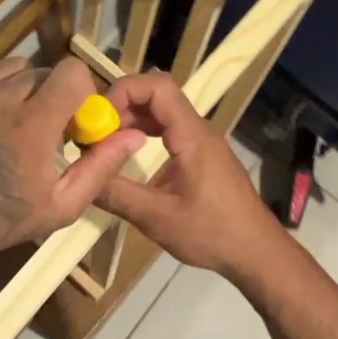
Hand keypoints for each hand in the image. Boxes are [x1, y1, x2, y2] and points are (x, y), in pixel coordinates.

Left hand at [0, 49, 145, 290]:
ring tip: (14, 117)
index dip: (80, 90)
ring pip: (13, 65)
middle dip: (52, 94)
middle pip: (44, 71)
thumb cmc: (2, 221)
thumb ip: (100, 166)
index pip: (72, 72)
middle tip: (44, 127)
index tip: (74, 117)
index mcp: (32, 126)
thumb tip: (135, 136)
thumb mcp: (61, 205)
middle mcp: (1, 99)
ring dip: (22, 85)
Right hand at [100, 72, 286, 280]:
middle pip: (158, 96)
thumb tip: (81, 176)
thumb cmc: (211, 232)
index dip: (124, 90)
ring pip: (163, 113)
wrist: (256, 252)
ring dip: (132, 121)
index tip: (98, 116)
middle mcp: (198, 130)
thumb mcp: (156, 217)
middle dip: (122, 106)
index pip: (157, 86)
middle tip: (94, 132)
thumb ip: (117, 194)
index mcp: (191, 135)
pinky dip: (146, 134)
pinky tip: (128, 156)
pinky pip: (170, 131)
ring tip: (104, 144)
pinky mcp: (203, 156)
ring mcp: (202, 142)